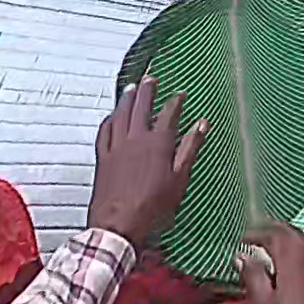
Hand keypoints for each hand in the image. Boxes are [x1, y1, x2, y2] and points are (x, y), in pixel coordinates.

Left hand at [88, 76, 207, 244]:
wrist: (118, 225)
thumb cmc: (152, 206)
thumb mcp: (179, 178)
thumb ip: (190, 147)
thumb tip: (202, 124)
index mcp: (158, 142)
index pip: (169, 113)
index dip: (176, 101)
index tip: (180, 94)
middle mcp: (136, 138)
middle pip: (141, 106)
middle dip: (147, 90)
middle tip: (150, 78)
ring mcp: (117, 146)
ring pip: (121, 114)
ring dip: (127, 98)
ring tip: (131, 88)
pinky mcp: (102, 158)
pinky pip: (104, 132)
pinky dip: (108, 120)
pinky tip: (110, 116)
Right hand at [236, 221, 303, 303]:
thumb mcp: (262, 303)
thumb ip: (252, 275)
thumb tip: (242, 256)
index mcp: (291, 254)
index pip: (271, 233)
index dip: (254, 234)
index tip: (241, 241)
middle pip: (288, 232)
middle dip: (270, 233)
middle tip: (253, 240)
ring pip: (299, 241)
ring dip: (283, 241)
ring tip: (266, 251)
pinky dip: (293, 252)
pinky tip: (284, 265)